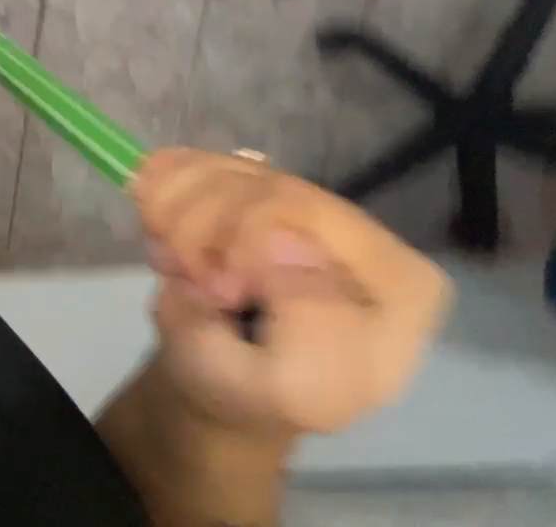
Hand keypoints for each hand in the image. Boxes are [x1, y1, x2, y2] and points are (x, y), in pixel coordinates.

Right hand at [132, 148, 452, 434]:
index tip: (212, 291)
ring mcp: (298, 203)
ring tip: (171, 261)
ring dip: (170, 211)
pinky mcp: (250, 187)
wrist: (214, 381)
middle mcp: (360, 231)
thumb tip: (288, 240)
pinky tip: (163, 232)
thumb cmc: (250, 392)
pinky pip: (192, 162)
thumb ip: (311, 320)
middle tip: (177, 272)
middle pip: (255, 182)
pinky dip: (159, 191)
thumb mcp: (292, 387)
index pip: (301, 208)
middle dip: (193, 226)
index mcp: (396, 281)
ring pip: (217, 169)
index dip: (233, 238)